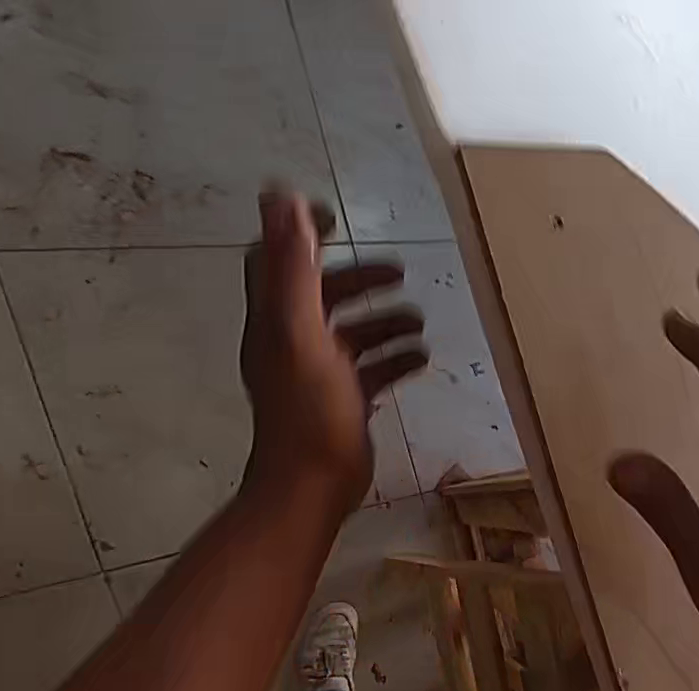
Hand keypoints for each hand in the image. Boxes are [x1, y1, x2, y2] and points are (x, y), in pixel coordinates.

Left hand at [240, 190, 427, 509]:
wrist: (313, 485)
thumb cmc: (309, 412)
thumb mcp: (300, 334)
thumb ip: (292, 269)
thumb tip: (279, 197)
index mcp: (277, 321)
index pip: (279, 261)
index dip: (302, 234)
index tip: (338, 218)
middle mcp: (295, 342)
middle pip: (326, 296)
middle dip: (362, 279)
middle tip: (400, 272)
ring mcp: (321, 375)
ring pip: (354, 334)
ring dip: (385, 320)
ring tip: (419, 320)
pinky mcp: (346, 402)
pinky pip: (372, 370)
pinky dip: (395, 358)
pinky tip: (421, 358)